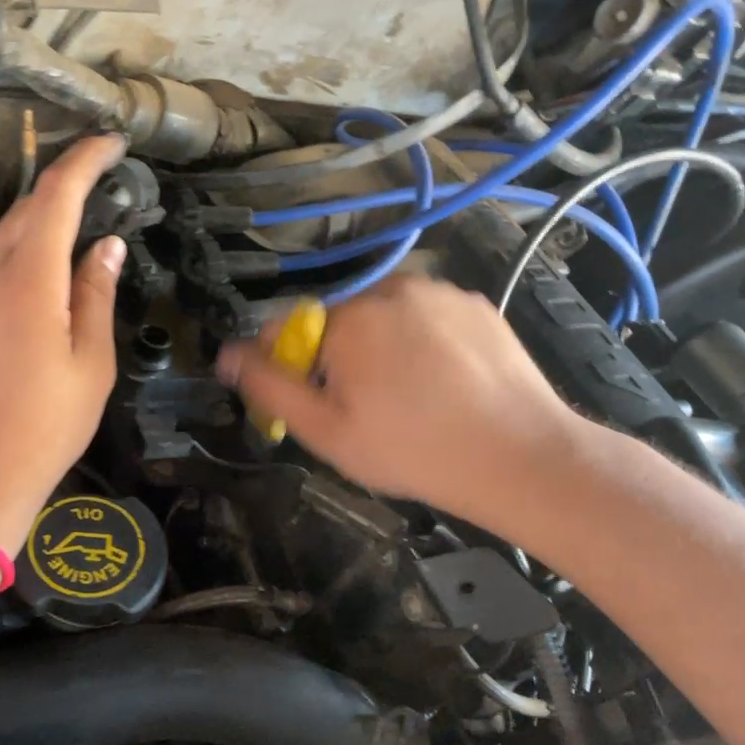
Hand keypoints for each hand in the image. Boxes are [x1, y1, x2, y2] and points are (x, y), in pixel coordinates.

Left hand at [0, 135, 128, 552]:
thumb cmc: (44, 428)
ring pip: (0, 247)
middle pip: (22, 214)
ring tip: (73, 248)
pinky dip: (14, 267)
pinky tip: (35, 295)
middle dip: (61, 194)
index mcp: (27, 279)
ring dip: (35, 233)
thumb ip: (96, 296)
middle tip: (99, 195)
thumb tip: (104, 246)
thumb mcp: (89, 365)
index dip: (84, 161)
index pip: (55, 196)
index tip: (112, 143)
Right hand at [217, 275, 588, 525]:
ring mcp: (441, 292)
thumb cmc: (410, 450)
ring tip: (405, 399)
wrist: (519, 456)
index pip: (285, 328)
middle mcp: (392, 288)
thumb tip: (225, 355)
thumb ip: (268, 388)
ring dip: (376, 348)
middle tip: (361, 410)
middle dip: (333, 358)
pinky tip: (438, 385)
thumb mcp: (324, 431)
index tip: (310, 406)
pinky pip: (424, 317)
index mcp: (348, 318)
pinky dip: (418, 343)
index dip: (287, 369)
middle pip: (334, 321)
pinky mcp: (476, 304)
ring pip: (381, 317)